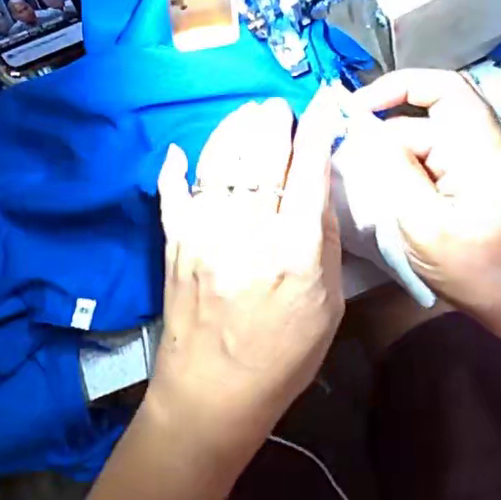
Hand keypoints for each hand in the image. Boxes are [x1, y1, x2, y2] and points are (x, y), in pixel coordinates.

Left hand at [146, 94, 343, 455]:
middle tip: (279, 107)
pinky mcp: (174, 243)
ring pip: (219, 162)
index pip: (308, 172)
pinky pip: (173, 193)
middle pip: (261, 156)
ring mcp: (204, 235)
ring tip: (247, 114)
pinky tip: (185, 150)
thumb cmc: (282, 358)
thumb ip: (322, 243)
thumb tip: (317, 188)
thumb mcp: (327, 306)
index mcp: (293, 252)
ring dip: (235, 129)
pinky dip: (177, 167)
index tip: (320, 104)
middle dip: (273, 121)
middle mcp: (247, 234)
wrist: (212, 395)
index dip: (316, 130)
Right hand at [346, 69, 500, 331]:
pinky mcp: (473, 184)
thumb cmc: (482, 272)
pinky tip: (384, 197)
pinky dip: (403, 174)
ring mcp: (479, 165)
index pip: (441, 87)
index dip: (396, 86)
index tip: (356, 109)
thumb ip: (393, 171)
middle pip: (423, 119)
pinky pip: (430, 165)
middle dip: (383, 136)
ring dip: (391, 160)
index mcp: (481, 146)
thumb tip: (363, 132)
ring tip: (361, 185)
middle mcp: (483, 145)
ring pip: (422, 144)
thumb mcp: (425, 224)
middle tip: (347, 162)